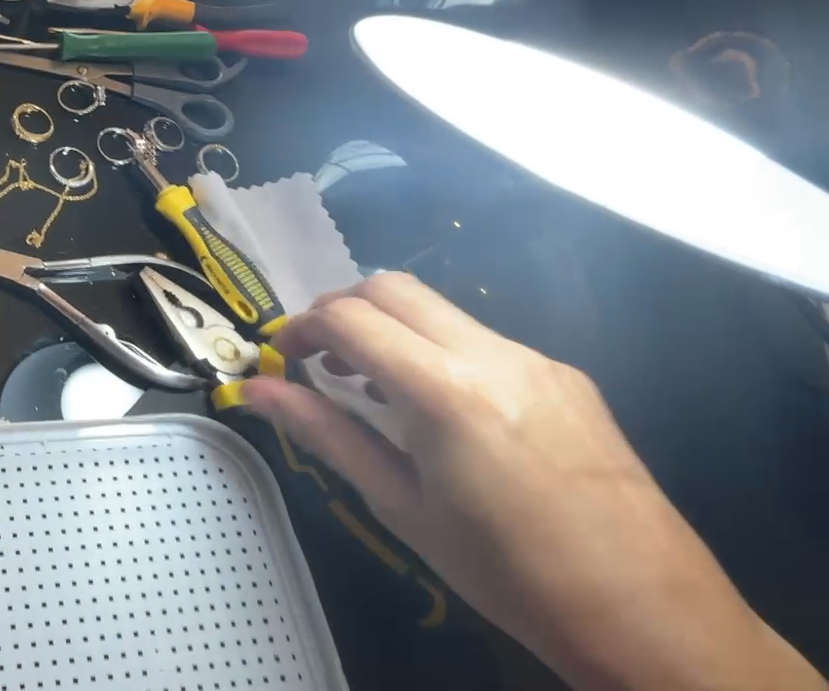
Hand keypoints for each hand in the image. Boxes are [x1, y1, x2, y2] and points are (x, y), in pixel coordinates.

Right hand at [232, 272, 823, 690]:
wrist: (657, 622)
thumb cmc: (507, 572)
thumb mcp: (399, 505)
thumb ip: (324, 432)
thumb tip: (253, 390)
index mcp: (447, 392)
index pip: (349, 318)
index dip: (301, 326)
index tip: (281, 358)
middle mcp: (494, 356)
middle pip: (390, 288)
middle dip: (339, 309)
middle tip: (318, 357)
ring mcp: (537, 361)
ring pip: (436, 307)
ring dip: (386, 325)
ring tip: (369, 383)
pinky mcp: (567, 377)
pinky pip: (478, 337)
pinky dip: (432, 348)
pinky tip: (435, 407)